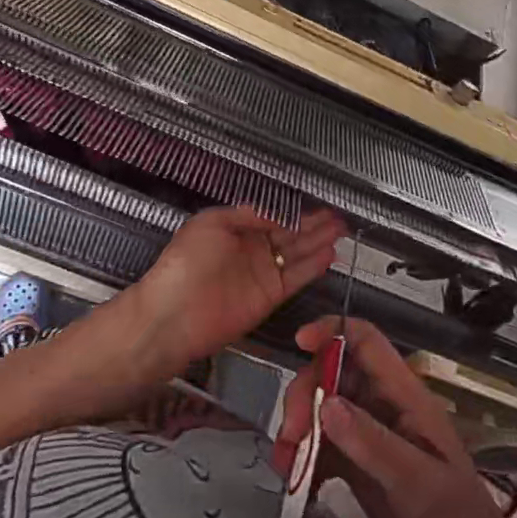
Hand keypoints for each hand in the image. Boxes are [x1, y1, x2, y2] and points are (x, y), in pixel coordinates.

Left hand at [105, 206, 345, 382]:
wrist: (175, 313)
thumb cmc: (185, 263)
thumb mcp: (211, 222)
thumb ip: (245, 214)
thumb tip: (273, 210)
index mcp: (233, 229)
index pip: (270, 217)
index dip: (293, 212)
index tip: (315, 204)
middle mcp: (249, 250)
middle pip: (288, 234)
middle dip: (312, 225)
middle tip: (337, 218)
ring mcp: (261, 273)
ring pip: (296, 254)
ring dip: (318, 243)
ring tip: (340, 231)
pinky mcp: (269, 296)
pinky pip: (296, 277)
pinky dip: (313, 267)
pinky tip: (329, 255)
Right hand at [272, 316, 507, 517]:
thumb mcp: (417, 482)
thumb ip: (372, 443)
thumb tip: (326, 403)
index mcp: (404, 395)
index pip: (366, 342)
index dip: (332, 331)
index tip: (298, 342)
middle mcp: (381, 404)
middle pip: (330, 373)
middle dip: (304, 397)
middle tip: (291, 435)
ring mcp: (365, 430)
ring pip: (318, 407)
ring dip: (297, 430)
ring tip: (286, 466)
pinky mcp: (353, 457)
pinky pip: (317, 441)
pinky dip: (301, 456)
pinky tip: (296, 482)